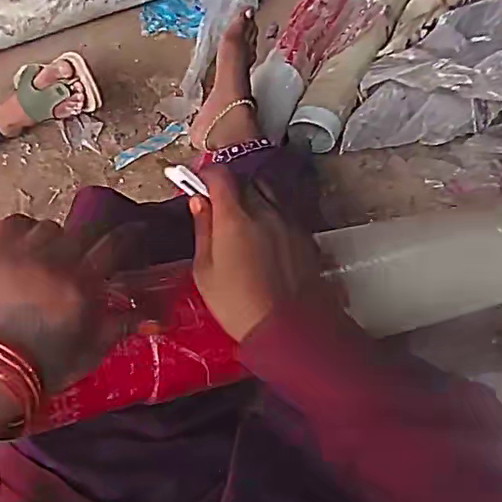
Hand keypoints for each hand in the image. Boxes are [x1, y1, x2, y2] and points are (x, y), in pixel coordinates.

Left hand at [0, 216, 134, 436]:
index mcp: (83, 285)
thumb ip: (120, 327)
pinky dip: (22, 230)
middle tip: (86, 251)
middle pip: (82, 230)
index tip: (132, 232)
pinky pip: (13, 224)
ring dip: (55, 239)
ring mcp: (20, 255)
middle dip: (89, 238)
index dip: (127, 236)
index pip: (114, 246)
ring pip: (48, 227)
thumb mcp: (90, 352)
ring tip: (50, 256)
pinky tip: (23, 245)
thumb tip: (156, 317)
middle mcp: (55, 262)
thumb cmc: (43, 367)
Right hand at [188, 165, 329, 340]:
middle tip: (215, 205)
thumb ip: (203, 230)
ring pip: (268, 192)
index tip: (196, 181)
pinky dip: (270, 215)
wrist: (289, 328)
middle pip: (245, 180)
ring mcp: (288, 221)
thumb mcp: (204, 271)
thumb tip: (199, 202)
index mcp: (234, 218)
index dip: (205, 173)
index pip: (220, 174)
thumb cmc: (237, 304)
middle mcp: (265, 211)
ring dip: (251, 197)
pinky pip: (284, 212)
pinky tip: (262, 239)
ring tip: (241, 220)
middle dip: (228, 186)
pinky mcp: (305, 235)